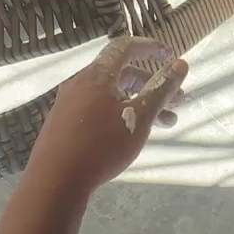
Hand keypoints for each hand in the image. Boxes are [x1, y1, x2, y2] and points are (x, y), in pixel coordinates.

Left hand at [25, 37, 186, 199]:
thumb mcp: (139, 117)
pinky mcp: (64, 125)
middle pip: (122, 74)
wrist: (53, 186)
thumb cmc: (101, 146)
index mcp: (96, 76)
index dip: (150, 47)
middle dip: (153, 84)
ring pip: (113, 95)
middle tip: (176, 101)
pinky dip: (122, 113)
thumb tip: (180, 64)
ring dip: (141, 103)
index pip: (125, 47)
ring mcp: (69, 105)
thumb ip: (161, 88)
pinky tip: (134, 134)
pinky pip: (99, 109)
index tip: (171, 57)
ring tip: (165, 124)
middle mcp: (79, 85)